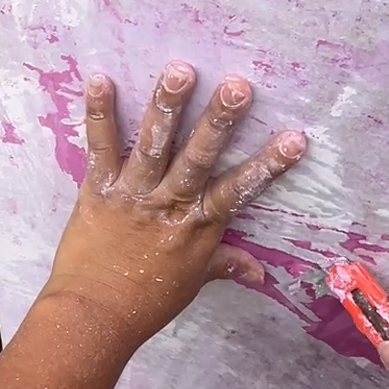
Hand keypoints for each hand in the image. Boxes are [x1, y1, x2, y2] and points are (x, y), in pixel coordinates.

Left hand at [37, 61, 306, 348]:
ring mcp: (134, 194)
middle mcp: (170, 204)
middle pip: (199, 158)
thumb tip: (260, 272)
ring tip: (179, 69)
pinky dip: (100, 114)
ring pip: (155, 144)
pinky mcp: (99, 189)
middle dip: (220, 120)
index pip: (240, 190)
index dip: (269, 164)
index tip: (296, 136)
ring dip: (167, 106)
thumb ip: (225, 264)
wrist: (93, 318)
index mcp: (198, 226)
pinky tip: (100, 79)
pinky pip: (100, 147)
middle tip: (237, 85)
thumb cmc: (146, 302)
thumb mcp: (191, 282)